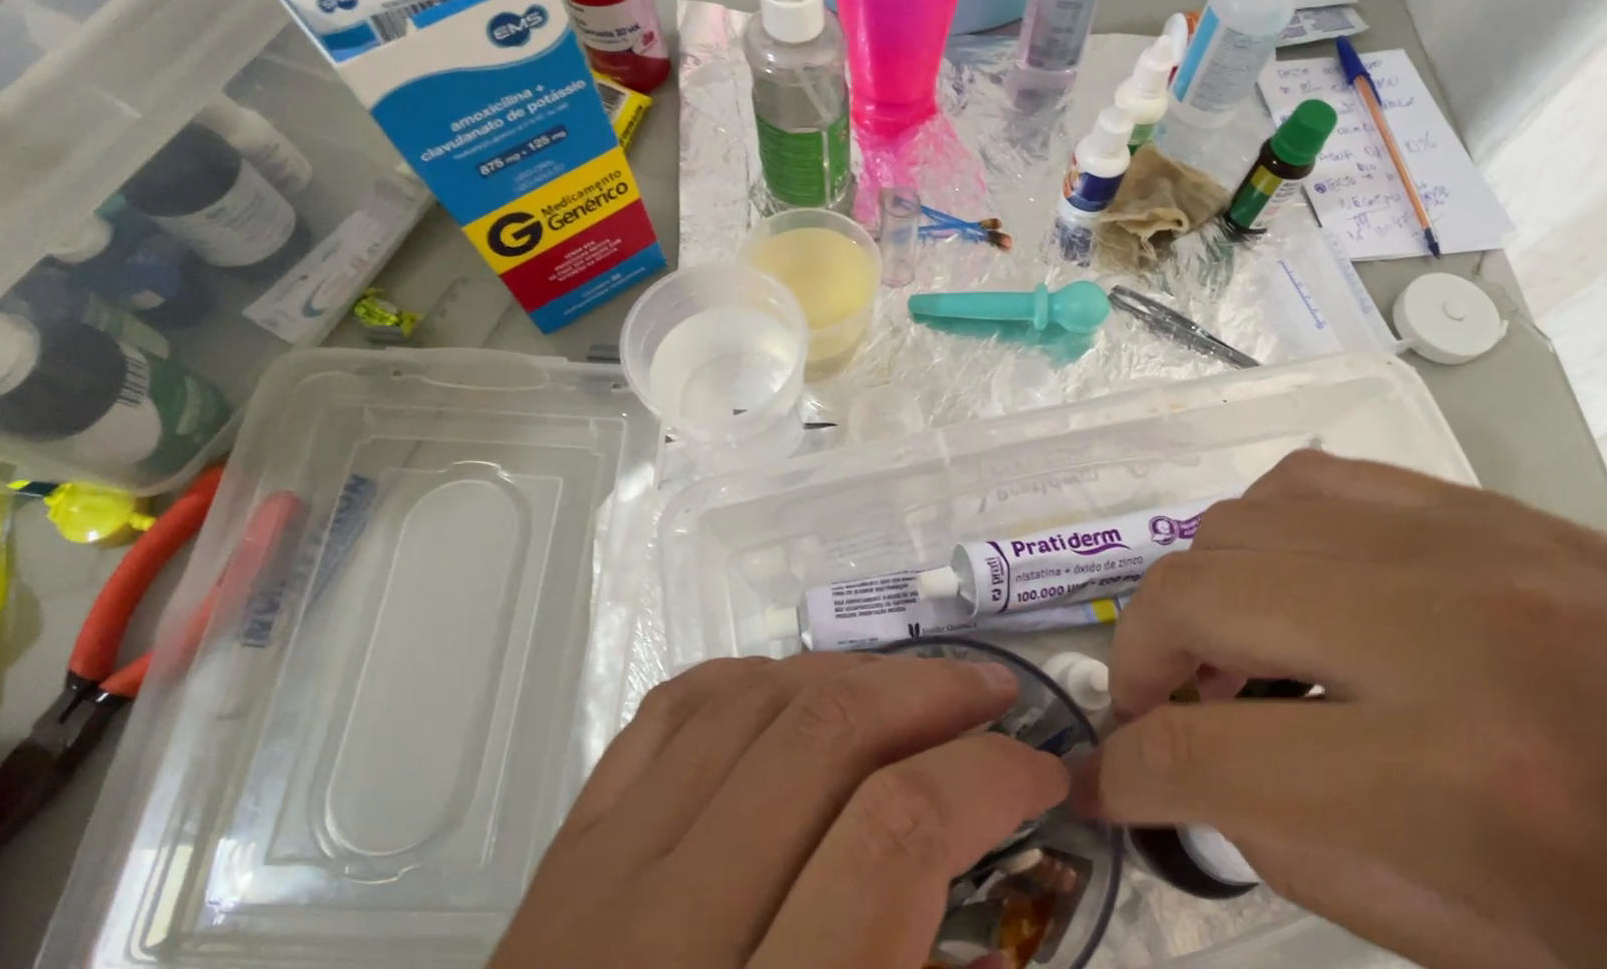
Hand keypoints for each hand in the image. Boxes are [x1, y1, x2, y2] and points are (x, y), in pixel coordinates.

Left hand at [492, 653, 1067, 968]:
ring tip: (914, 684)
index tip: (1041, 770)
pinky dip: (749, 680)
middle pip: (819, 739)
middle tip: (994, 695)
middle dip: (929, 694)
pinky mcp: (565, 856)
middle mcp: (669, 934)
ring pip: (744, 706)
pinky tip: (799, 690)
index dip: (986, 778)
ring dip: (850, 672)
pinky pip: (666, 717)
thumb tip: (1001, 914)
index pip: (892, 835)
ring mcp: (599, 881)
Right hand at [1082, 450, 1606, 968]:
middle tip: (1158, 715)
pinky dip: (1264, 533)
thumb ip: (1296, 853)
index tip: (1104, 782)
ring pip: (1239, 518)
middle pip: (1193, 592)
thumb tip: (1194, 778)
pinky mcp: (1497, 507)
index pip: (1201, 751)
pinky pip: (1313, 479)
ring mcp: (1474, 544)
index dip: (1125, 771)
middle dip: (1138, 660)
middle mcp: (1445, 630)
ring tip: (1227, 656)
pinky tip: (1293, 591)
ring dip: (1198, 593)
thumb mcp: (1476, 948)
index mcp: (1456, 782)